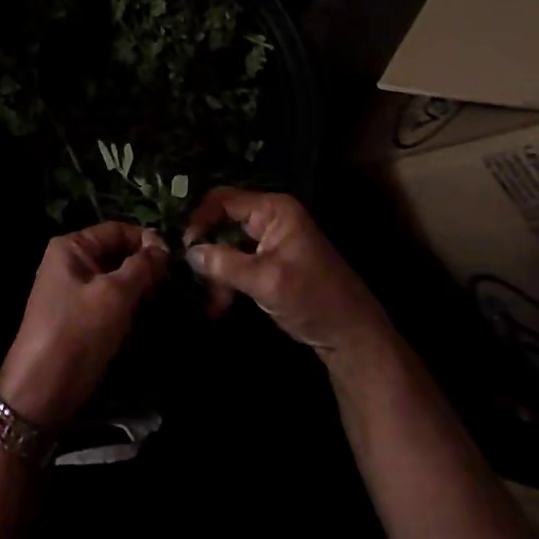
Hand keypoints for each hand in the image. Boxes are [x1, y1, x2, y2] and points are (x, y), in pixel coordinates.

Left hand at [0, 222, 169, 425]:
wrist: (43, 387)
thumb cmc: (77, 331)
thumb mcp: (114, 294)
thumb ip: (141, 267)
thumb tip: (163, 247)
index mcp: (72, 247)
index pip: (117, 230)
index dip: (146, 240)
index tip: (176, 258)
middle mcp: (72, 263)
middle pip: (118, 254)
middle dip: (147, 266)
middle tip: (177, 283)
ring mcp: (77, 291)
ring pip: (119, 279)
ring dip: (143, 288)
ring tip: (169, 299)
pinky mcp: (84, 317)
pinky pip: (113, 302)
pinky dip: (133, 306)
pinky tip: (153, 315)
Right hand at [183, 189, 390, 364]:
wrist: (352, 337)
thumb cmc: (314, 299)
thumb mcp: (266, 281)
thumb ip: (224, 263)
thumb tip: (189, 252)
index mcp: (274, 210)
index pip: (222, 200)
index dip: (200, 219)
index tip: (186, 247)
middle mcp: (271, 218)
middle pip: (222, 223)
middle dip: (208, 252)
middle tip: (195, 279)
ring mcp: (270, 240)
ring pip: (227, 247)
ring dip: (216, 273)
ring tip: (214, 303)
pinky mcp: (269, 262)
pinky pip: (237, 263)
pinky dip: (227, 282)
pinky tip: (219, 305)